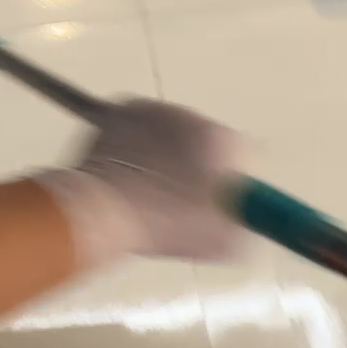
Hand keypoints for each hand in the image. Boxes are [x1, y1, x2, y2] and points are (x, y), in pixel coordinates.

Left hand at [35, 98, 246, 266]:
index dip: (229, 179)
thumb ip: (242, 215)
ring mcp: (151, 109)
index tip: (216, 197)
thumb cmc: (167, 226)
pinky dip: (136, 139)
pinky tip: (130, 166)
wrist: (104, 208)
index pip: (240, 155)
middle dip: (196, 159)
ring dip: (165, 147)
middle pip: (204, 137)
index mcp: (224, 141)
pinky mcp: (118, 110)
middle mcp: (190, 115)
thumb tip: (237, 209)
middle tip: (179, 191)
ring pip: (169, 129)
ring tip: (149, 181)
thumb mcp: (226, 238)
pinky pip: (137, 125)